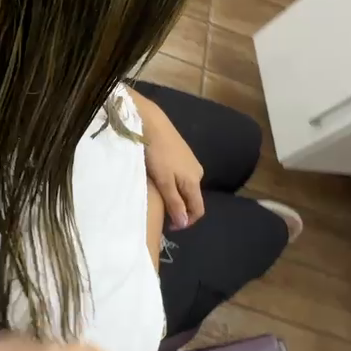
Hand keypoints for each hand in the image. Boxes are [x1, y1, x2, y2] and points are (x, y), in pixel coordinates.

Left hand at [142, 108, 203, 229]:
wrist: (152, 124)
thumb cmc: (157, 154)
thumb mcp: (163, 181)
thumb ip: (174, 202)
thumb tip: (184, 223)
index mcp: (194, 181)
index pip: (198, 209)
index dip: (187, 222)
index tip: (169, 227)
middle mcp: (197, 173)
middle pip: (192, 199)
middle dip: (180, 210)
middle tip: (161, 213)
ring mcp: (190, 163)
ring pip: (186, 188)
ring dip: (175, 197)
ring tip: (158, 198)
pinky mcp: (182, 155)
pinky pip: (181, 177)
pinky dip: (173, 185)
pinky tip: (159, 181)